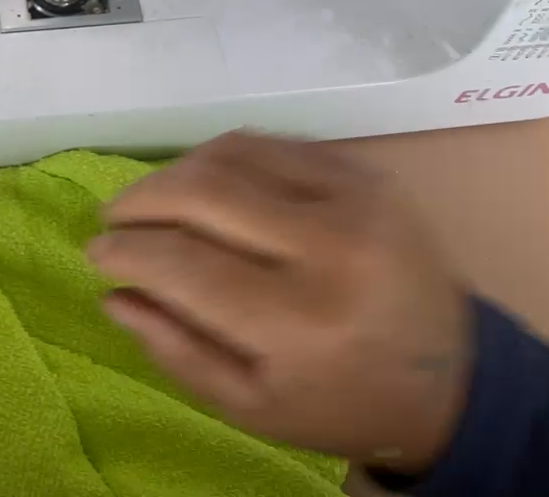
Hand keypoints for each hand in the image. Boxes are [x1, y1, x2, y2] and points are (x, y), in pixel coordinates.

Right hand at [87, 132, 472, 475]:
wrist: (452, 373)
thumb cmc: (341, 399)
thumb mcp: (252, 406)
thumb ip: (175, 349)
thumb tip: (113, 292)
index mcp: (302, 323)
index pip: (184, 264)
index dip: (127, 252)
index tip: (96, 252)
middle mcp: (329, 247)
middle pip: (202, 192)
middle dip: (140, 200)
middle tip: (115, 217)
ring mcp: (352, 196)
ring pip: (229, 153)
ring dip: (175, 172)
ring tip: (155, 200)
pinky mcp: (363, 170)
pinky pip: (267, 142)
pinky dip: (220, 155)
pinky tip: (204, 181)